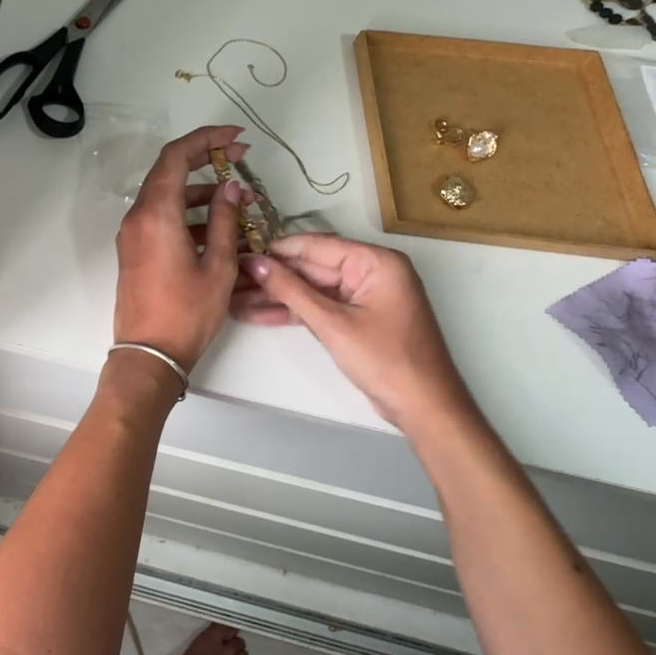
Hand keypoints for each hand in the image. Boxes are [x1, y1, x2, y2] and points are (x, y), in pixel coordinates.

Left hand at [113, 126, 251, 371]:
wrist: (149, 351)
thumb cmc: (186, 311)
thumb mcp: (217, 265)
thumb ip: (224, 220)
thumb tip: (231, 187)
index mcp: (156, 213)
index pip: (176, 157)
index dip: (205, 139)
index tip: (235, 136)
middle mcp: (138, 216)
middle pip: (168, 171)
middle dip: (204, 158)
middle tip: (239, 155)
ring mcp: (132, 233)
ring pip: (165, 195)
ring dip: (199, 190)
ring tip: (239, 198)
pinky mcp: (134, 249)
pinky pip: (160, 217)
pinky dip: (187, 212)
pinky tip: (218, 225)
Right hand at [240, 234, 471, 427]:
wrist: (425, 409)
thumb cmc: (388, 362)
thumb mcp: (332, 323)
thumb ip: (290, 290)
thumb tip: (255, 263)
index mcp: (375, 262)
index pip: (314, 245)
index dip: (274, 251)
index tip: (238, 254)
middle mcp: (370, 271)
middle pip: (309, 266)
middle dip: (270, 276)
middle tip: (230, 279)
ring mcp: (363, 295)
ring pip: (309, 288)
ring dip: (274, 296)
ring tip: (234, 298)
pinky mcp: (356, 317)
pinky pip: (318, 306)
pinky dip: (291, 311)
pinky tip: (255, 314)